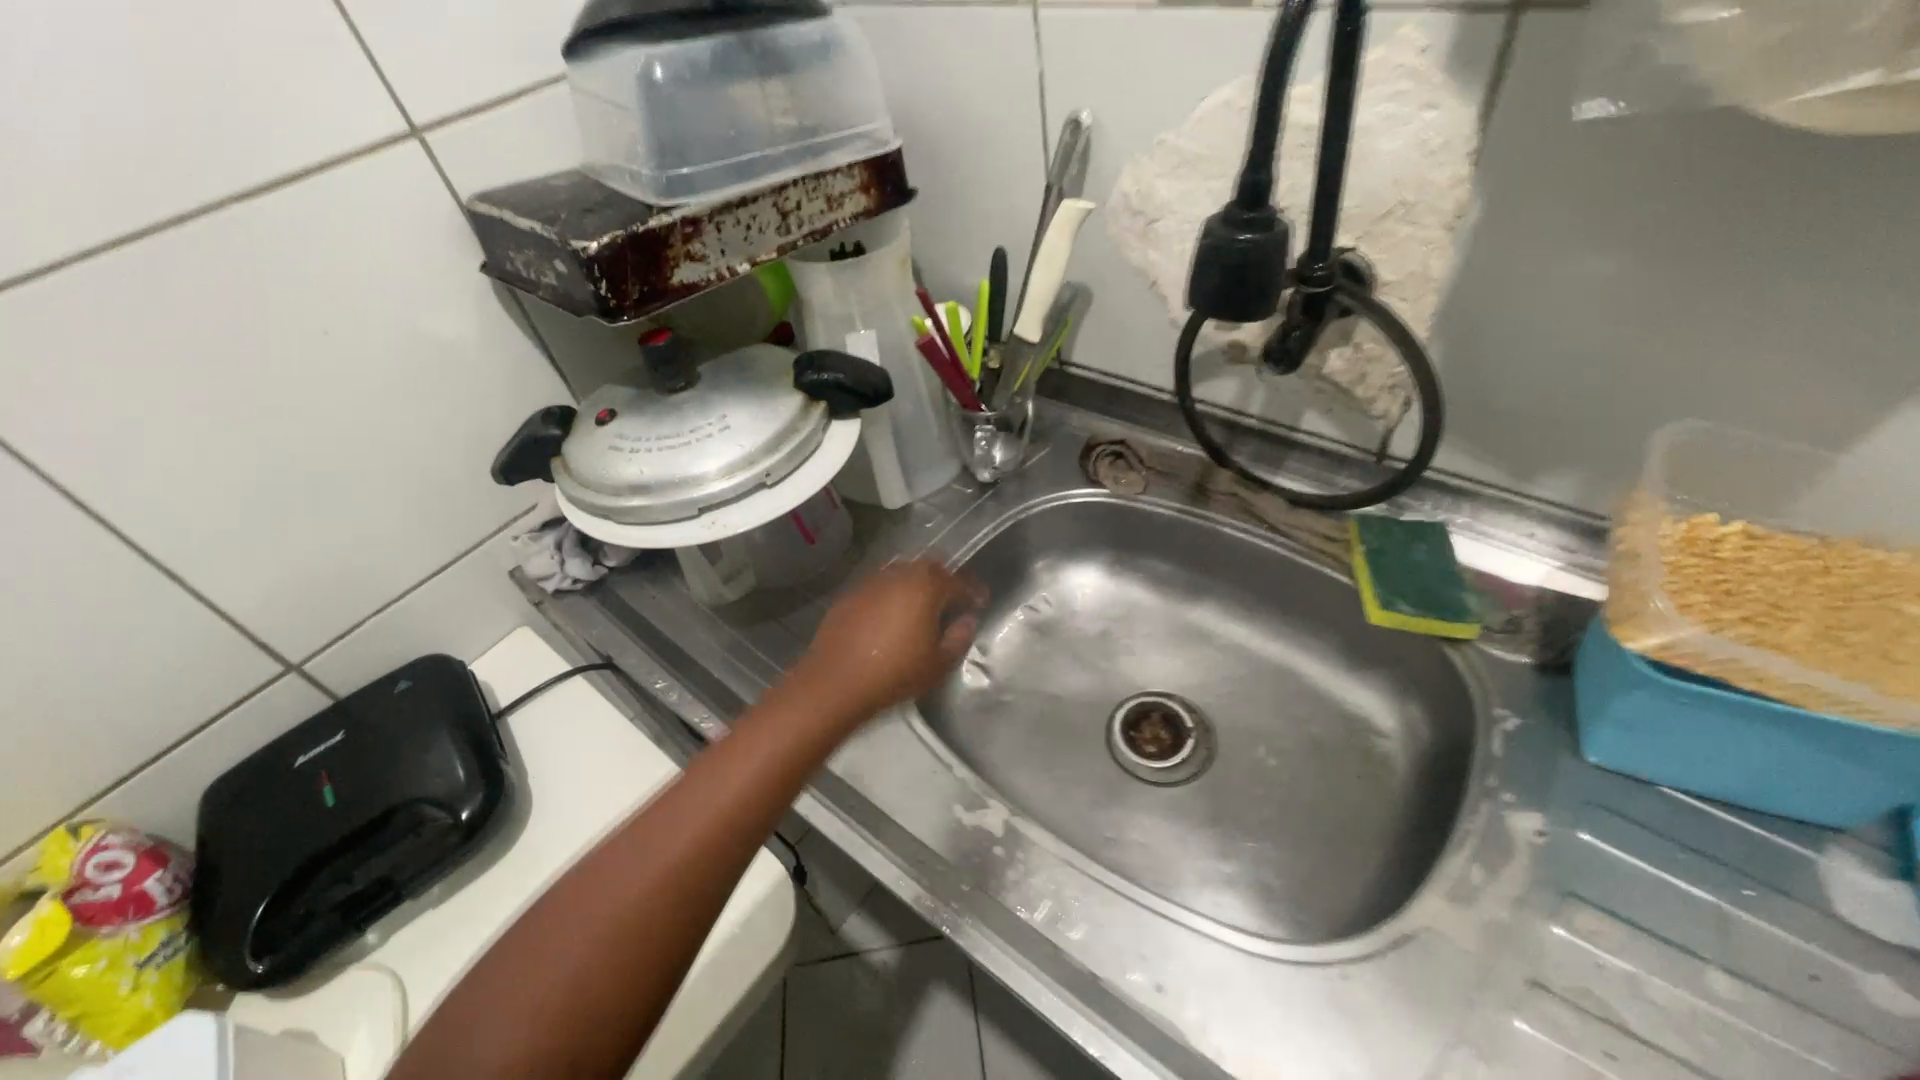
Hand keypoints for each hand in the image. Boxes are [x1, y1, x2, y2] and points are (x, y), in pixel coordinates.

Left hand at [789, 558, 987, 721]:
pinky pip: (880, 586)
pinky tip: (890, 616)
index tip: (980, 602)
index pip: (959, 581)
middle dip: (945, 581)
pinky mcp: (850, 594)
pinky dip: (892, 595)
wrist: (836, 681)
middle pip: (929, 568)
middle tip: (952, 601)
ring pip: (902, 573)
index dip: (973, 590)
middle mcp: (899, 575)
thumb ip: (959, 638)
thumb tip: (967, 621)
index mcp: (926, 587)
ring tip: (921, 608)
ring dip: (916, 585)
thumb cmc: (895, 673)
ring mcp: (871, 582)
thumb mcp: (938, 663)